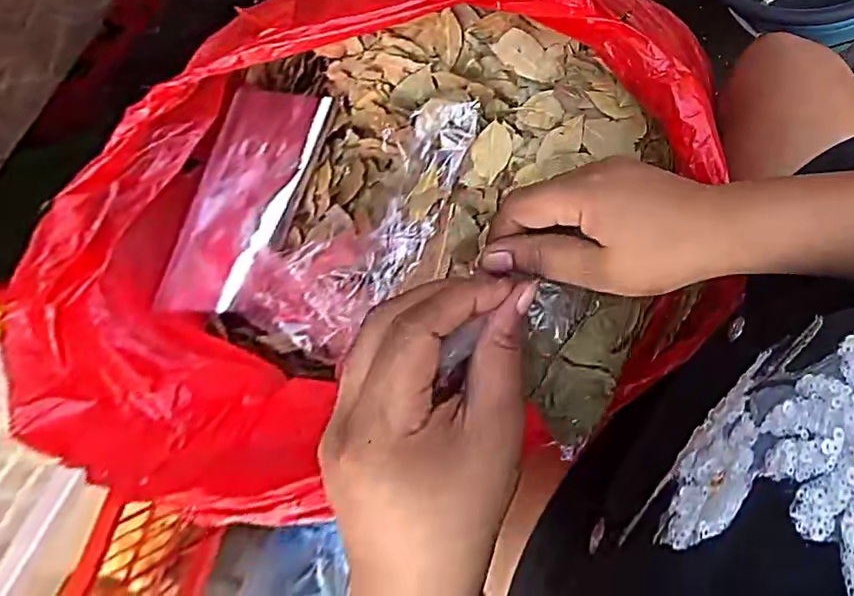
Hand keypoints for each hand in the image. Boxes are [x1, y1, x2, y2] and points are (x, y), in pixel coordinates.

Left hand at [320, 276, 535, 595]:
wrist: (420, 579)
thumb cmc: (465, 506)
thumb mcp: (496, 425)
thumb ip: (501, 354)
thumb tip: (517, 295)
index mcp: (376, 421)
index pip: (412, 329)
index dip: (463, 296)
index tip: (510, 286)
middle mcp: (341, 416)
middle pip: (381, 324)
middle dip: (442, 294)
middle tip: (496, 289)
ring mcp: (335, 424)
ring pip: (372, 338)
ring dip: (425, 311)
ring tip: (477, 307)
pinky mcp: (345, 430)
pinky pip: (374, 362)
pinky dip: (413, 336)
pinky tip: (450, 342)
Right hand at [482, 157, 730, 295]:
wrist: (723, 227)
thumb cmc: (664, 254)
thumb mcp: (601, 268)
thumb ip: (546, 258)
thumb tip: (498, 255)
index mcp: (580, 189)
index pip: (515, 205)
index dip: (500, 238)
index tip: (502, 273)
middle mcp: (594, 169)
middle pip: (538, 196)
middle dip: (523, 232)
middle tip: (529, 272)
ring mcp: (616, 167)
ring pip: (563, 192)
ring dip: (551, 223)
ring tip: (559, 261)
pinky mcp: (633, 173)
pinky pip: (588, 189)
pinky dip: (577, 214)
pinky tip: (590, 241)